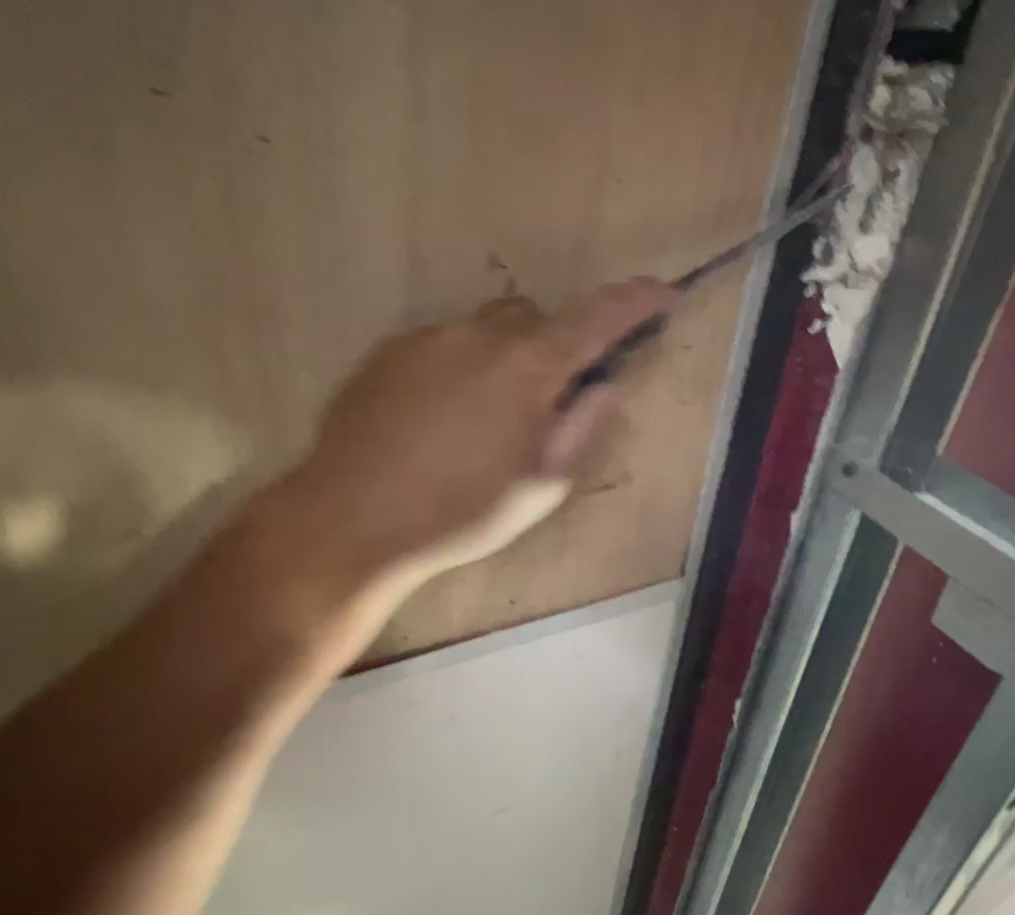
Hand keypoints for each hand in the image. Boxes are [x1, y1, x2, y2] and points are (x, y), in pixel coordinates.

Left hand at [284, 277, 674, 579]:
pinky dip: (457, 369)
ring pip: (484, 329)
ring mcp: (426, 338)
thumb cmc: (462, 511)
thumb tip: (607, 384)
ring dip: (501, 358)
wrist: (353, 520)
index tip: (661, 294)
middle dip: (551, 347)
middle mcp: (478, 334)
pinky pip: (441, 346)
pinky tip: (437, 422)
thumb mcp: (542, 485)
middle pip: (534, 319)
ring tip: (482, 420)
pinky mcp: (387, 353)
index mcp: (527, 366)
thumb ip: (583, 427)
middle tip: (545, 402)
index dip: (634, 303)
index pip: (595, 318)